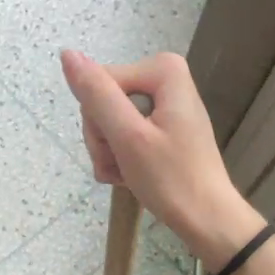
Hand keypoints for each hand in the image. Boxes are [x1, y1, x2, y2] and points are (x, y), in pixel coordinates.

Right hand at [61, 50, 266, 264]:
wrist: (207, 220)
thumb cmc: (172, 180)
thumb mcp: (128, 137)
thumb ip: (97, 94)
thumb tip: (67, 54)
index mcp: (162, 70)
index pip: (98, 84)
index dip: (99, 122)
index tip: (120, 150)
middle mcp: (164, 78)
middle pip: (103, 101)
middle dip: (104, 139)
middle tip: (123, 166)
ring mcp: (163, 103)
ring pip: (109, 121)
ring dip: (109, 154)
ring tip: (128, 175)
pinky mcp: (162, 126)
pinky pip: (124, 133)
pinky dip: (121, 158)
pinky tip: (132, 176)